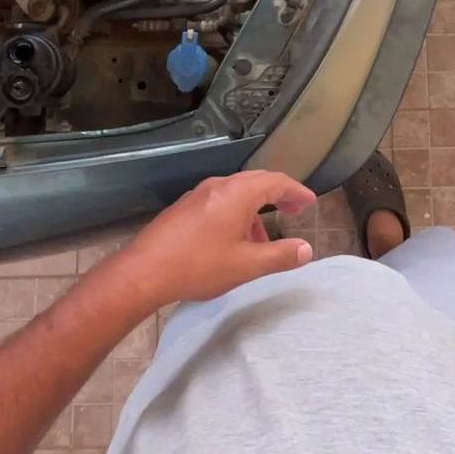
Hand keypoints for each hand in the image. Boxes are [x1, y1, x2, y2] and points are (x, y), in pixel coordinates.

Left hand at [111, 170, 317, 308]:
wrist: (144, 271)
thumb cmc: (199, 266)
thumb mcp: (246, 265)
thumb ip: (279, 256)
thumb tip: (306, 249)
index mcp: (238, 193)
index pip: (276, 182)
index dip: (297, 191)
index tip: (310, 202)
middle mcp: (219, 186)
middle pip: (257, 181)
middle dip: (279, 194)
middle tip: (295, 210)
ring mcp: (199, 194)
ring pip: (237, 193)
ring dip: (256, 209)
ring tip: (264, 239)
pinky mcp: (185, 207)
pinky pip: (221, 201)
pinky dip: (237, 213)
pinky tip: (234, 240)